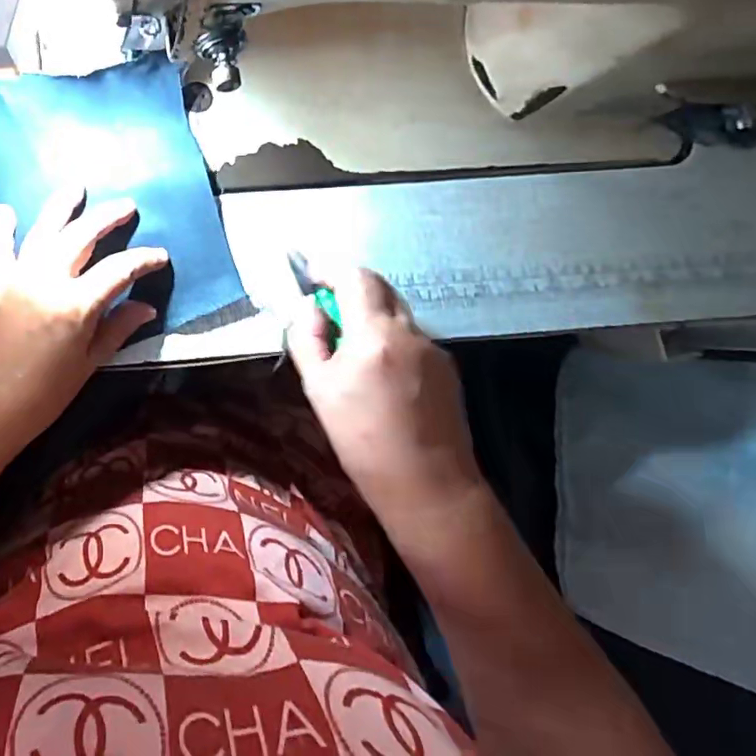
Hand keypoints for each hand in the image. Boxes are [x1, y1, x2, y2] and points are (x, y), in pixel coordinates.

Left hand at [0, 185, 170, 456]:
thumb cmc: (43, 394)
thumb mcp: (87, 364)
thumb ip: (116, 329)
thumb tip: (146, 307)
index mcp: (75, 304)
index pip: (118, 270)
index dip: (143, 260)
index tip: (160, 255)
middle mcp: (46, 279)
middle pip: (81, 237)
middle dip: (107, 218)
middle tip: (127, 206)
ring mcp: (16, 276)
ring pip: (43, 231)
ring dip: (61, 207)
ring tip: (77, 188)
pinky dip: (3, 228)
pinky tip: (6, 209)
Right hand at [283, 265, 483, 521]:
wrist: (427, 485)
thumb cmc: (360, 438)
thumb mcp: (317, 387)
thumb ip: (307, 339)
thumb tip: (308, 308)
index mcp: (374, 334)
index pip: (355, 277)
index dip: (330, 270)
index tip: (311, 277)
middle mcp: (410, 333)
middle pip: (381, 289)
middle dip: (351, 289)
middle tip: (325, 309)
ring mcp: (434, 349)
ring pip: (396, 314)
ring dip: (370, 315)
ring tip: (348, 347)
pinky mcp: (447, 368)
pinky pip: (411, 338)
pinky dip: (388, 339)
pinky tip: (377, 372)